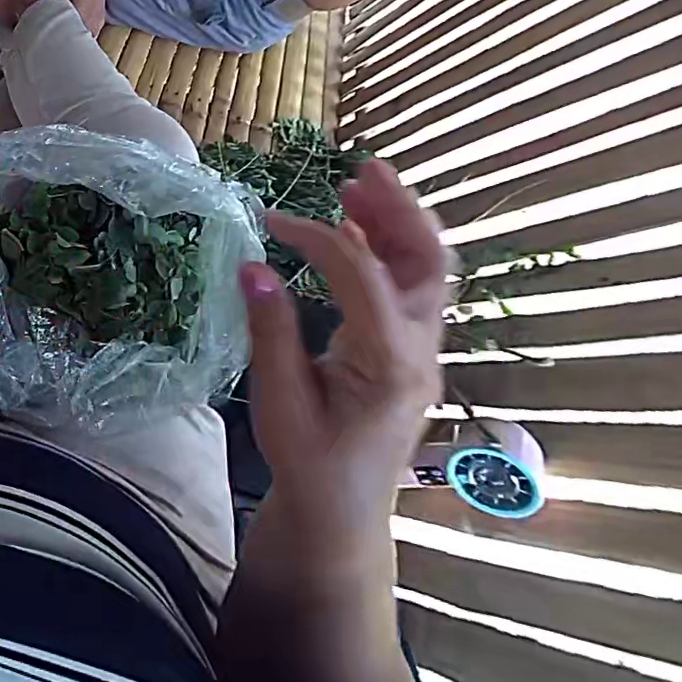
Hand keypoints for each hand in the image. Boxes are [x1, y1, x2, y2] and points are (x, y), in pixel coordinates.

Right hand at [237, 160, 449, 546]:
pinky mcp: (406, 354)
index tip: (271, 222)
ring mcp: (420, 352)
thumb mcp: (280, 398)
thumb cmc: (308, 461)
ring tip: (359, 187)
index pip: (362, 274)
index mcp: (390, 362)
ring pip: (427, 273)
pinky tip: (357, 231)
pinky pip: (409, 291)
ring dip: (397, 225)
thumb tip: (252, 263)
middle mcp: (419, 351)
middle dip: (399, 210)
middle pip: (429, 263)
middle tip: (364, 170)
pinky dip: (386, 253)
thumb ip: (271, 328)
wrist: (341, 512)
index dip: (316, 237)